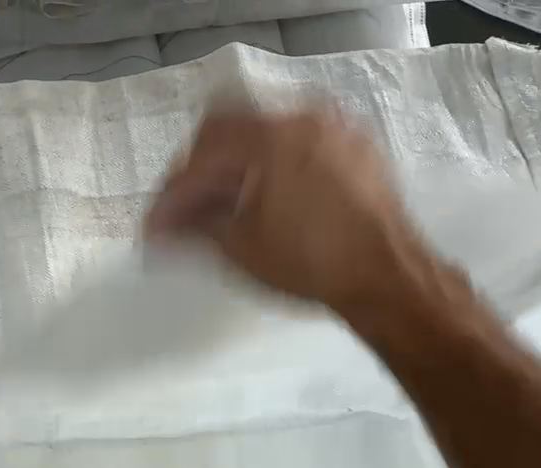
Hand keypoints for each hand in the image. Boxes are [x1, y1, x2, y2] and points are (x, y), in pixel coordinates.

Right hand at [145, 105, 433, 315]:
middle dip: (197, 172)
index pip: (199, 153)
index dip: (170, 193)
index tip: (156, 226)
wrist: (384, 275)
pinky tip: (261, 201)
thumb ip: (192, 228)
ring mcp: (332, 128)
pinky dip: (268, 165)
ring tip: (219, 211)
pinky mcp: (352, 145)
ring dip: (231, 167)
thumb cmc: (315, 265)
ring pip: (262, 131)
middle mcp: (303, 119)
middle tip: (183, 213)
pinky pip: (297, 141)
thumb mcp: (239, 249)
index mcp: (270, 139)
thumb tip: (157, 229)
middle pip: (226, 127)